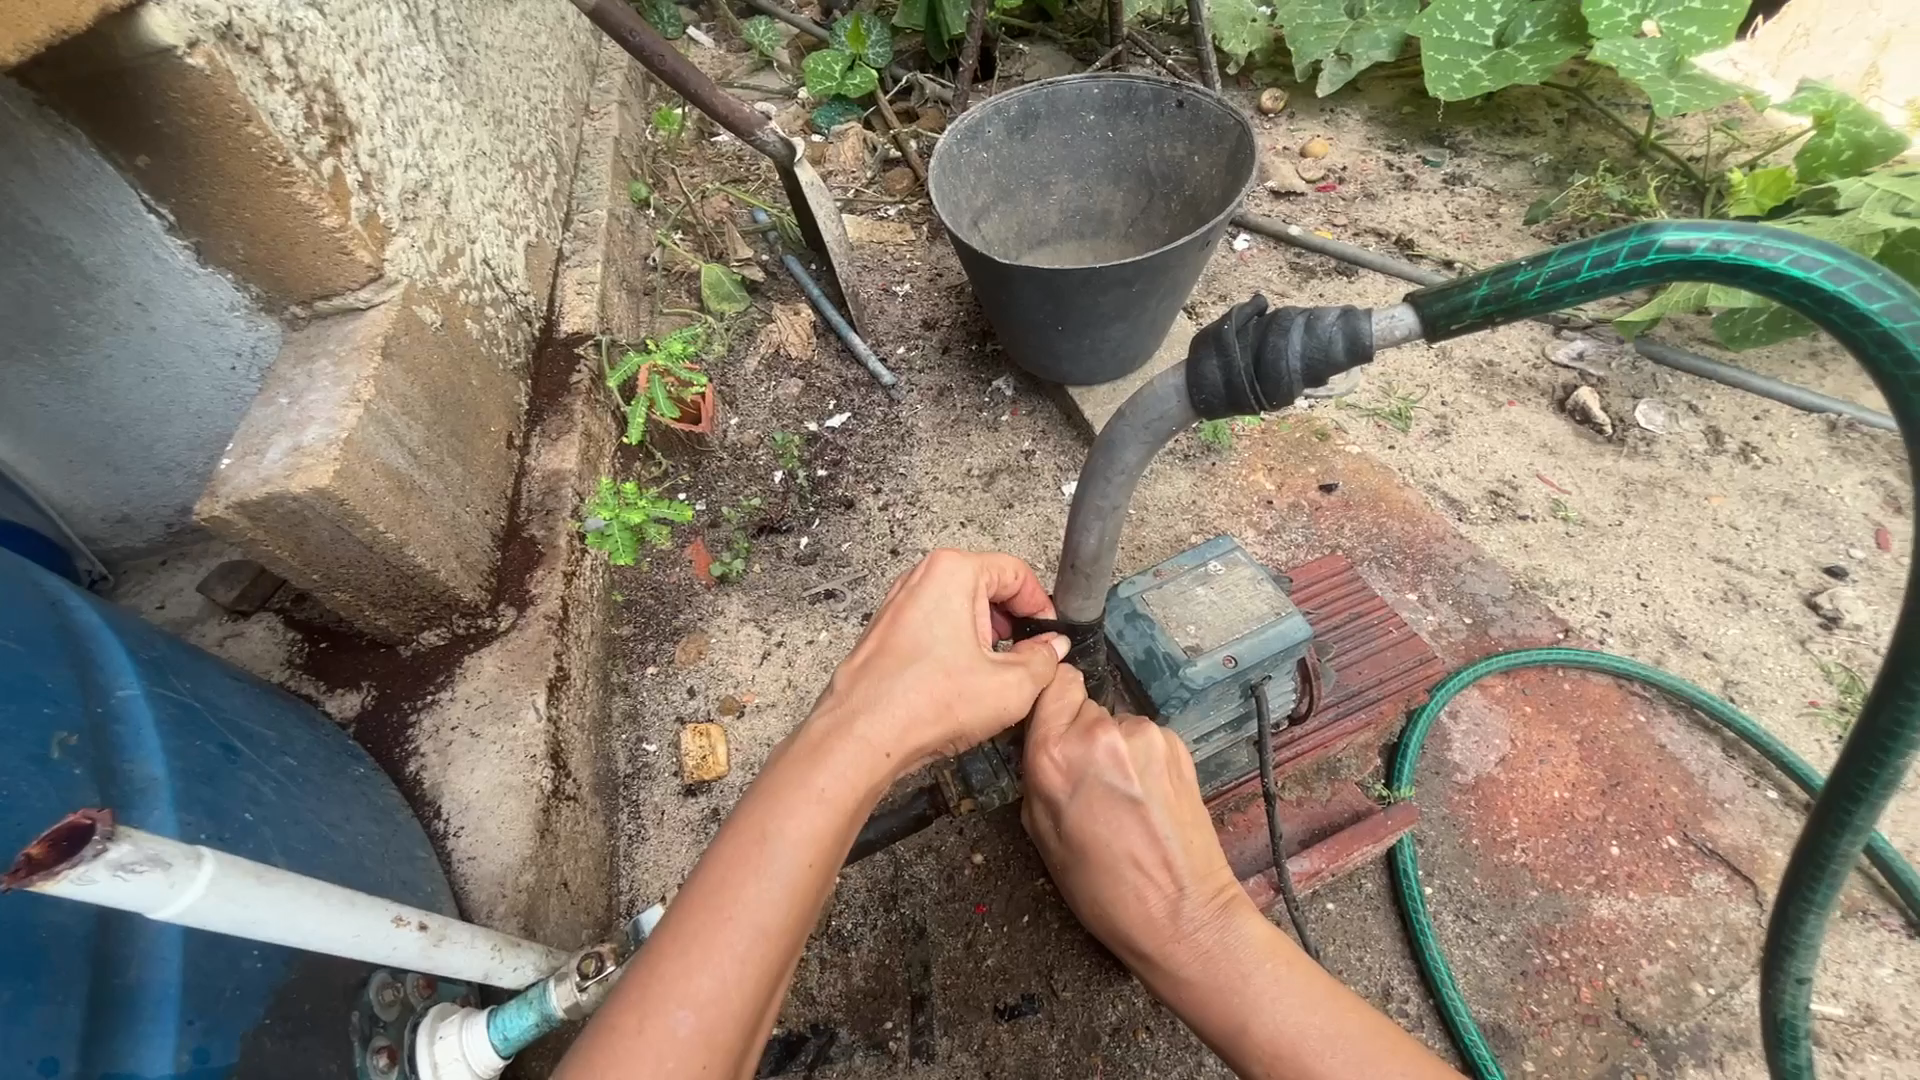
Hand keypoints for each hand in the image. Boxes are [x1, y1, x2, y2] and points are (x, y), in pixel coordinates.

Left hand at [806, 550, 1067, 777]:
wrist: (861, 735)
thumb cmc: (925, 703)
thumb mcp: (1010, 686)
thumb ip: (1043, 660)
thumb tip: (1053, 648)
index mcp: (953, 572)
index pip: (1016, 572)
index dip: (1040, 606)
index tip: (1049, 636)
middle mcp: (922, 577)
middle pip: (987, 586)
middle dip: (1012, 623)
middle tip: (1027, 659)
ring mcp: (900, 602)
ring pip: (960, 608)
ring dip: (985, 638)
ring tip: (994, 676)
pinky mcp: (887, 630)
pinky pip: (935, 625)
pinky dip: (956, 646)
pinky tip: (961, 683)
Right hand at [1020, 665, 1253, 979]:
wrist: (1184, 916)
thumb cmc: (1101, 888)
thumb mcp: (1041, 833)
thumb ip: (1035, 774)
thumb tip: (1041, 742)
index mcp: (1053, 754)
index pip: (1052, 683)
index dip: (1053, 704)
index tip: (1055, 728)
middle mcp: (1097, 732)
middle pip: (1082, 705)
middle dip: (1081, 735)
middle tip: (1091, 780)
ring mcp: (1142, 735)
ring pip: (1115, 724)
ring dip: (1114, 748)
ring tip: (1125, 796)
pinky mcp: (1176, 744)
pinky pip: (1145, 739)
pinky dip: (1143, 759)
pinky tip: (1150, 797)